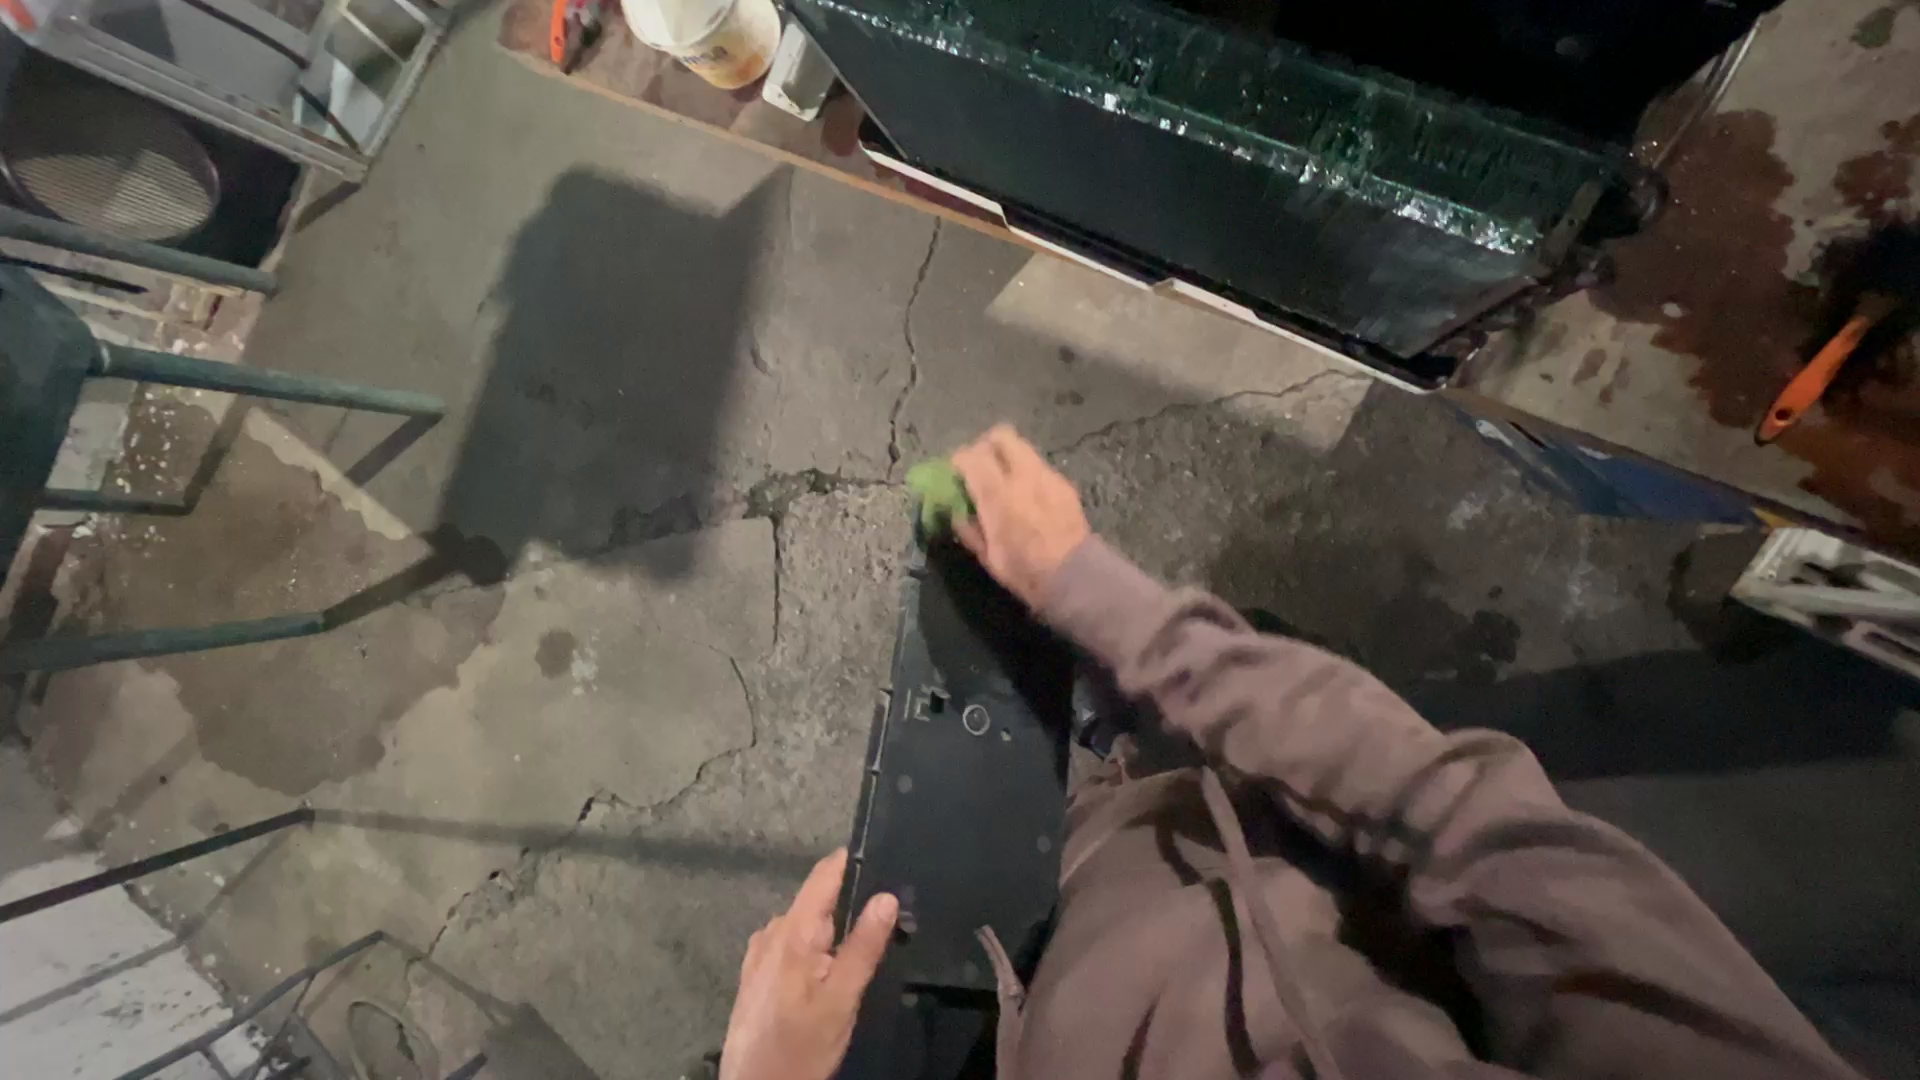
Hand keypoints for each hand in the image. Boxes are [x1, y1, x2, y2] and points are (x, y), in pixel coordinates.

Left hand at [720, 849, 897, 1079]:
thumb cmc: (800, 1047)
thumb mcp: (842, 1000)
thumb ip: (864, 945)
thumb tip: (887, 895)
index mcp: (794, 929)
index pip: (825, 873)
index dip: (854, 862)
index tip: (884, 861)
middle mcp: (773, 930)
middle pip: (817, 898)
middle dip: (849, 904)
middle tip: (883, 921)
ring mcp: (759, 952)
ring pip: (804, 923)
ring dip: (830, 929)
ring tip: (858, 950)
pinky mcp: (755, 975)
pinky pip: (790, 943)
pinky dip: (812, 947)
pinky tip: (825, 974)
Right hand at [951, 425, 1090, 608]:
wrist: (1074, 576)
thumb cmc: (1025, 571)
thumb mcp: (987, 556)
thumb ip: (968, 528)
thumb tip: (956, 512)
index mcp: (999, 496)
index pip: (972, 457)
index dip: (958, 460)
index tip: (954, 471)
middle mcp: (1023, 476)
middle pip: (1001, 436)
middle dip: (985, 446)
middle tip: (979, 466)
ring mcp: (1047, 476)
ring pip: (1022, 447)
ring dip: (1007, 457)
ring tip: (1003, 480)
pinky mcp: (1064, 483)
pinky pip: (1039, 466)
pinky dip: (1026, 472)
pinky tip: (1027, 495)